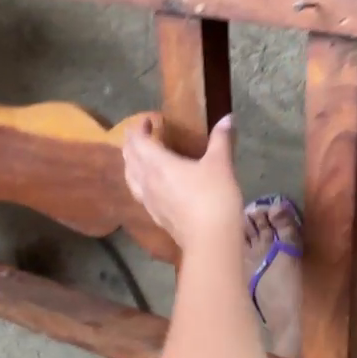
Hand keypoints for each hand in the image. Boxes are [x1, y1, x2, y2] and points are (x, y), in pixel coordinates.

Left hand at [122, 115, 244, 251]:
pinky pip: (139, 193)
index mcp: (157, 163)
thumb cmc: (214, 197)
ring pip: (130, 177)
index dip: (139, 127)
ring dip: (132, 162)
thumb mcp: (221, 164)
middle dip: (133, 143)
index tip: (149, 119)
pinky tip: (150, 185)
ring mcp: (148, 201)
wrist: (211, 240)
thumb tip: (227, 117)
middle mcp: (146, 181)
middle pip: (129, 157)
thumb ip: (221, 139)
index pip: (137, 140)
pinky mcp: (156, 216)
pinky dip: (139, 181)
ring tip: (141, 157)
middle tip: (144, 134)